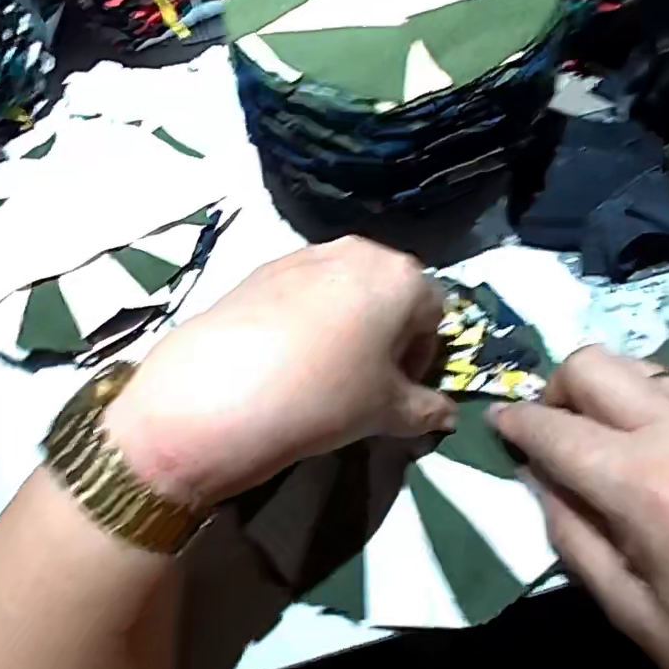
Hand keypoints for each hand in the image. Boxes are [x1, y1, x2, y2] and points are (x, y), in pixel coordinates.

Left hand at [105, 237, 454, 508]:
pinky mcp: (266, 264)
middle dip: (389, 331)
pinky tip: (288, 352)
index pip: (434, 313)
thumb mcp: (388, 411)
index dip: (422, 354)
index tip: (398, 386)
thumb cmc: (327, 394)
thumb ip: (428, 410)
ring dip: (351, 320)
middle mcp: (362, 251)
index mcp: (404, 277)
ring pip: (349, 285)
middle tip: (365, 375)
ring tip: (324, 364)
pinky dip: (312, 313)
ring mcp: (310, 252)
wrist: (219, 391)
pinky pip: (308, 286)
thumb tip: (448, 417)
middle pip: (392, 291)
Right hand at [491, 347, 668, 668]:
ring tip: (592, 444)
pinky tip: (642, 452)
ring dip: (598, 391)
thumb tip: (541, 478)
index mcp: (648, 485)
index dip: (513, 423)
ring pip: (633, 364)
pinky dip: (638, 402)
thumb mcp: (637, 618)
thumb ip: (572, 534)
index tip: (494, 427)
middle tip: (547, 438)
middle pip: (591, 361)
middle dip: (554, 389)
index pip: (553, 426)